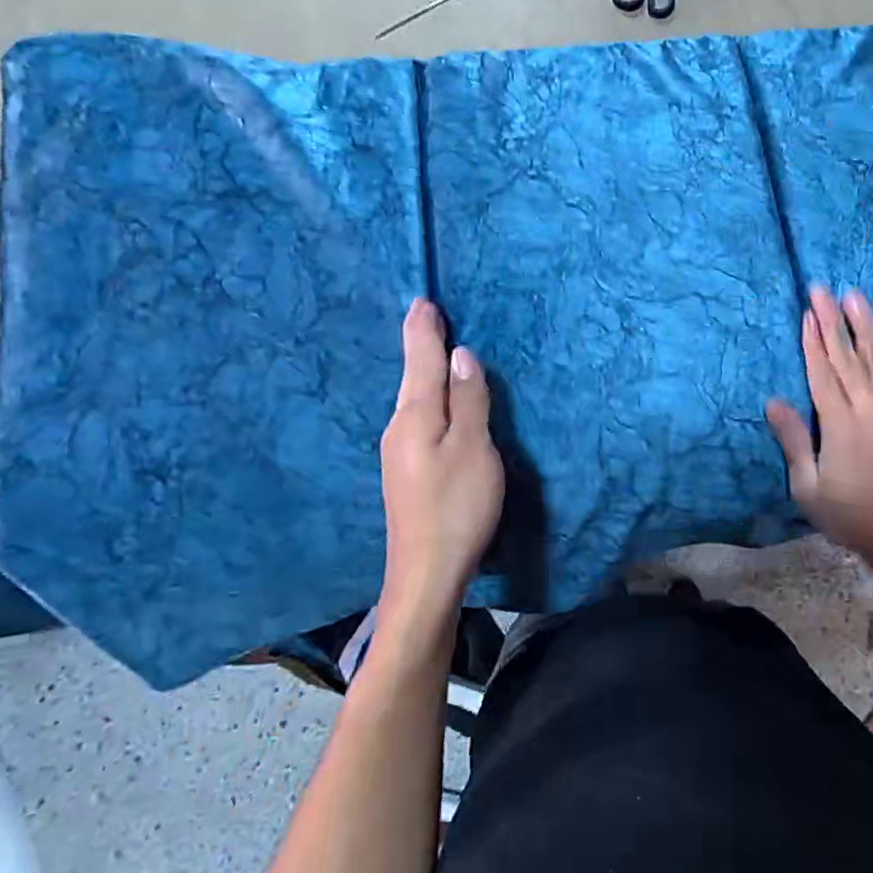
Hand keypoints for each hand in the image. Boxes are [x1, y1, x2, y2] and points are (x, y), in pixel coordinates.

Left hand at [379, 298, 503, 617]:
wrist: (427, 572)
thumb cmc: (457, 506)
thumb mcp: (474, 448)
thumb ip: (469, 400)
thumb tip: (462, 356)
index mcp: (414, 415)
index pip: (420, 360)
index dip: (425, 330)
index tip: (423, 301)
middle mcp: (398, 427)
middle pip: (411, 378)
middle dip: (419, 345)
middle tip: (426, 315)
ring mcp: (398, 452)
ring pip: (413, 400)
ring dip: (422, 372)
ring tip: (432, 349)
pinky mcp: (406, 472)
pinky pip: (417, 420)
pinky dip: (427, 400)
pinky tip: (435, 404)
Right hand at [766, 288, 872, 566]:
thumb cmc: (846, 514)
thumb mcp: (807, 487)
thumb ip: (793, 441)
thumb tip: (773, 401)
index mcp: (840, 425)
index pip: (822, 373)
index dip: (812, 342)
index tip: (806, 312)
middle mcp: (869, 409)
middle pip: (846, 357)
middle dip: (832, 321)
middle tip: (820, 288)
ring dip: (864, 324)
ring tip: (854, 294)